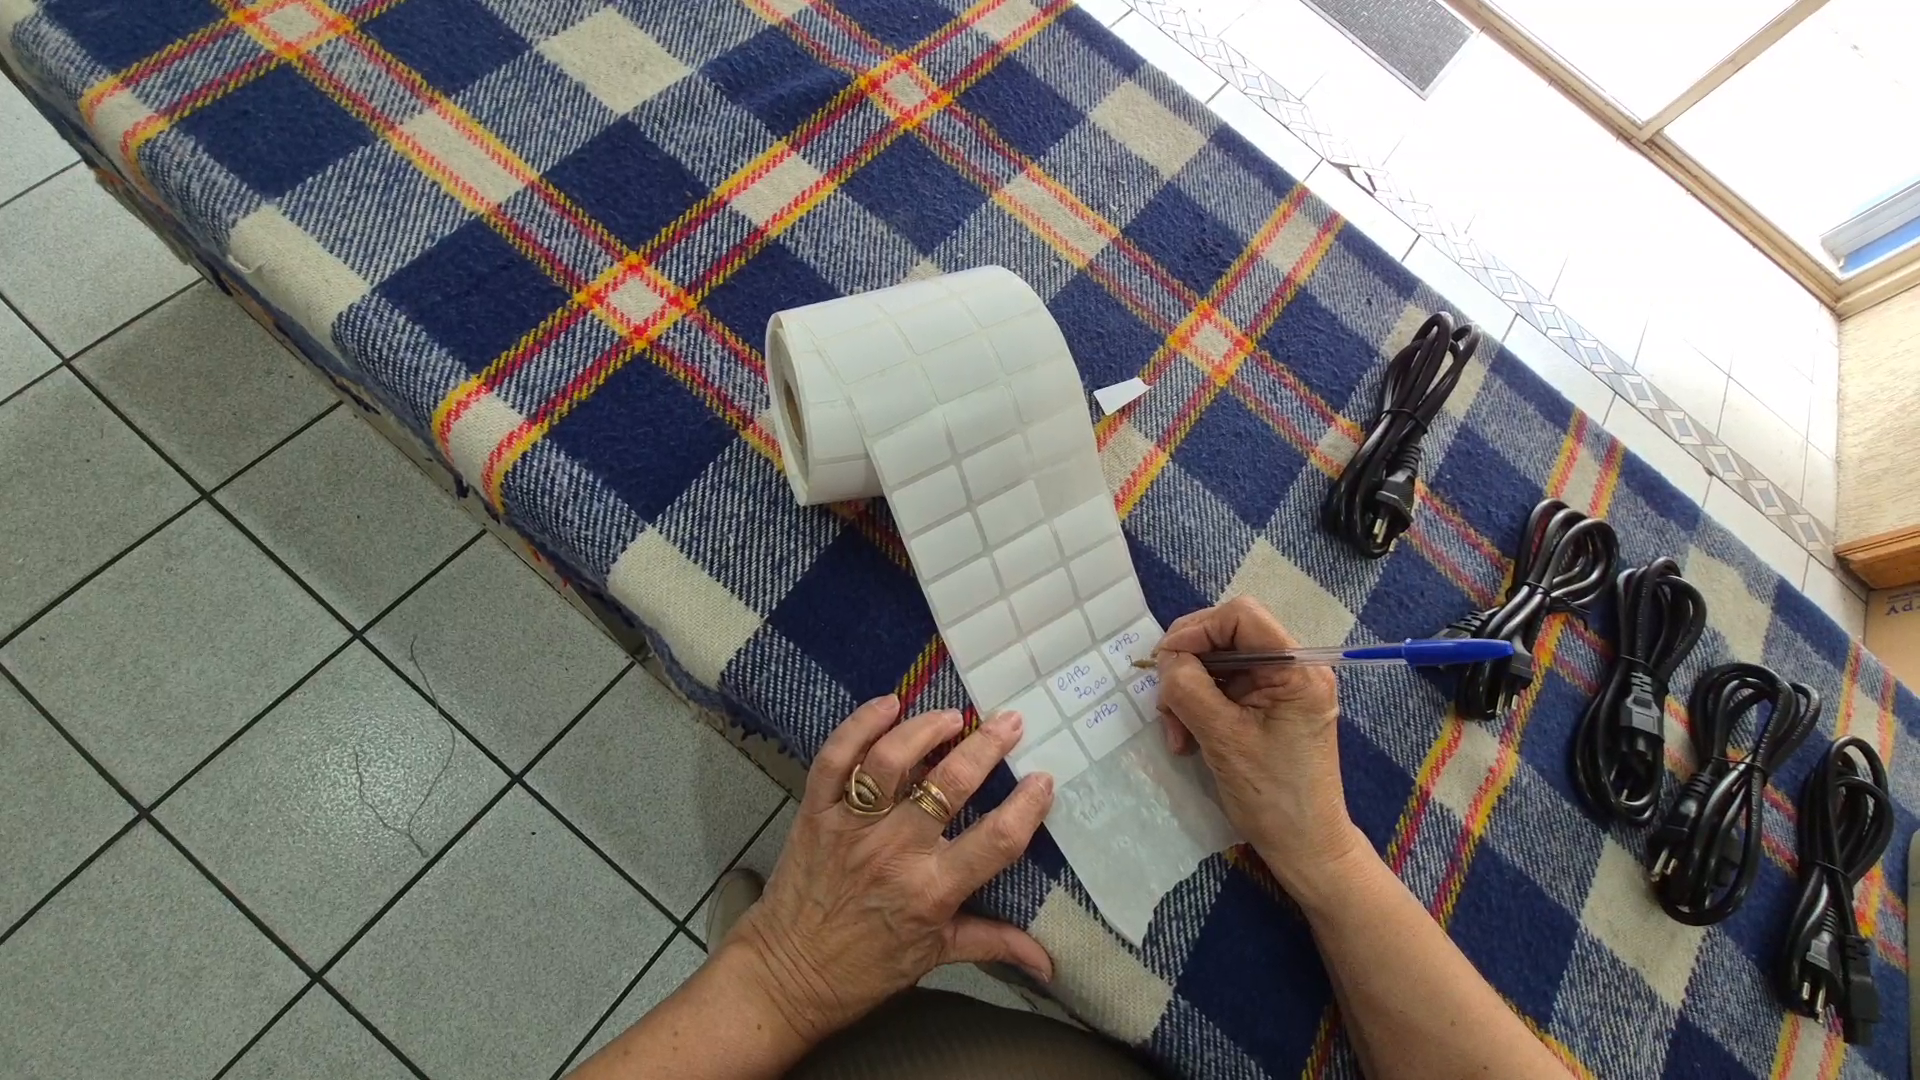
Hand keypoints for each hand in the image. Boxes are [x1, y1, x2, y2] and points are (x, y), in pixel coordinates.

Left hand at [717, 697, 1054, 1045]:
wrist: (785, 976)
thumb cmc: (864, 968)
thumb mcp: (934, 957)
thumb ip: (993, 943)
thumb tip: (1049, 963)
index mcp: (932, 890)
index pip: (995, 841)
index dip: (1027, 807)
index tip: (1043, 778)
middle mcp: (894, 851)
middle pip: (948, 785)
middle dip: (987, 746)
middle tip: (1010, 721)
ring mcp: (851, 826)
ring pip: (889, 761)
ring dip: (924, 729)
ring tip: (951, 716)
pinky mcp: (816, 811)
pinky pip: (835, 758)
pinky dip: (859, 726)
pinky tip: (887, 705)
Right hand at [1154, 597, 1367, 895]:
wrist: (1305, 848)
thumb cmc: (1271, 795)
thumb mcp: (1221, 737)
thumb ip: (1189, 687)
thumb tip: (1166, 659)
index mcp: (1296, 669)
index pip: (1240, 616)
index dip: (1197, 629)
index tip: (1166, 661)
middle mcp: (1292, 669)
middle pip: (1224, 636)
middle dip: (1187, 666)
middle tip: (1166, 703)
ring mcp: (1279, 689)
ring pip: (1216, 664)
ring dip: (1187, 693)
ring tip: (1176, 732)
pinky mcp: (1266, 708)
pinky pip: (1222, 688)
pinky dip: (1197, 707)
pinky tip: (1187, 738)